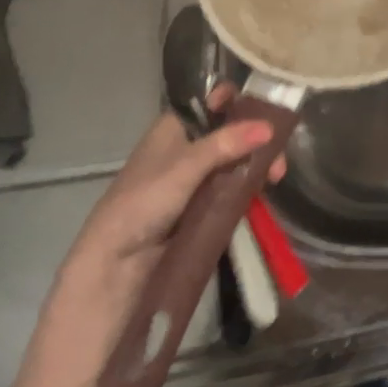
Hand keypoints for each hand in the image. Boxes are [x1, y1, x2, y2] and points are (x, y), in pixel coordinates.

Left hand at [7, 88, 287, 386]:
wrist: (108, 285)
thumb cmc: (134, 215)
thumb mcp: (178, 173)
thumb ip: (222, 146)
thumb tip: (269, 126)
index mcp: (165, 140)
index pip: (201, 108)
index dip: (228, 101)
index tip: (261, 102)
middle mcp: (180, 161)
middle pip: (225, 137)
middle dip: (255, 138)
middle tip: (279, 151)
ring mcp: (193, 193)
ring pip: (234, 168)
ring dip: (257, 167)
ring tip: (277, 179)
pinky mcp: (204, 222)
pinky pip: (234, 198)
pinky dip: (251, 194)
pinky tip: (267, 197)